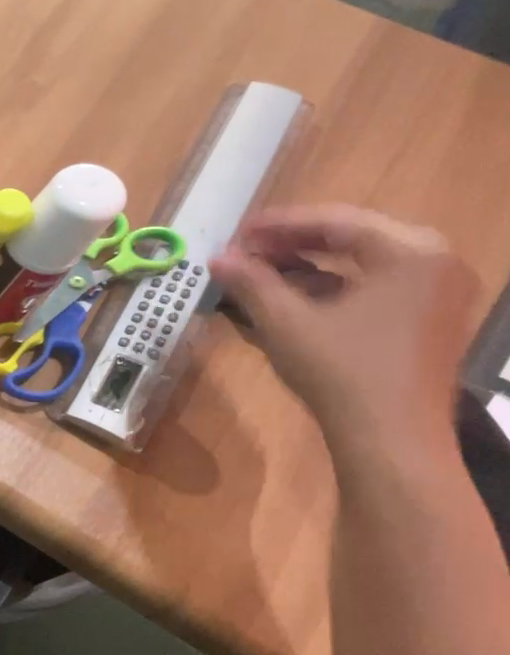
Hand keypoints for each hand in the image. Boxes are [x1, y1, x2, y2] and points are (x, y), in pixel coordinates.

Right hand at [210, 205, 479, 447]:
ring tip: (259, 274)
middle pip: (355, 237)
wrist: (390, 433)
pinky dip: (331, 287)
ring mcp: (436, 290)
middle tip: (244, 252)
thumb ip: (251, 284)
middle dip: (294, 243)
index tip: (237, 231)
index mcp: (410, 251)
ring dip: (309, 266)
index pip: (338, 221)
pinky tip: (290, 298)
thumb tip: (217, 258)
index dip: (281, 224)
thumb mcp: (286, 323)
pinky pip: (374, 286)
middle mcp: (434, 260)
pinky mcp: (426, 316)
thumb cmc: (341, 370)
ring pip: (363, 262)